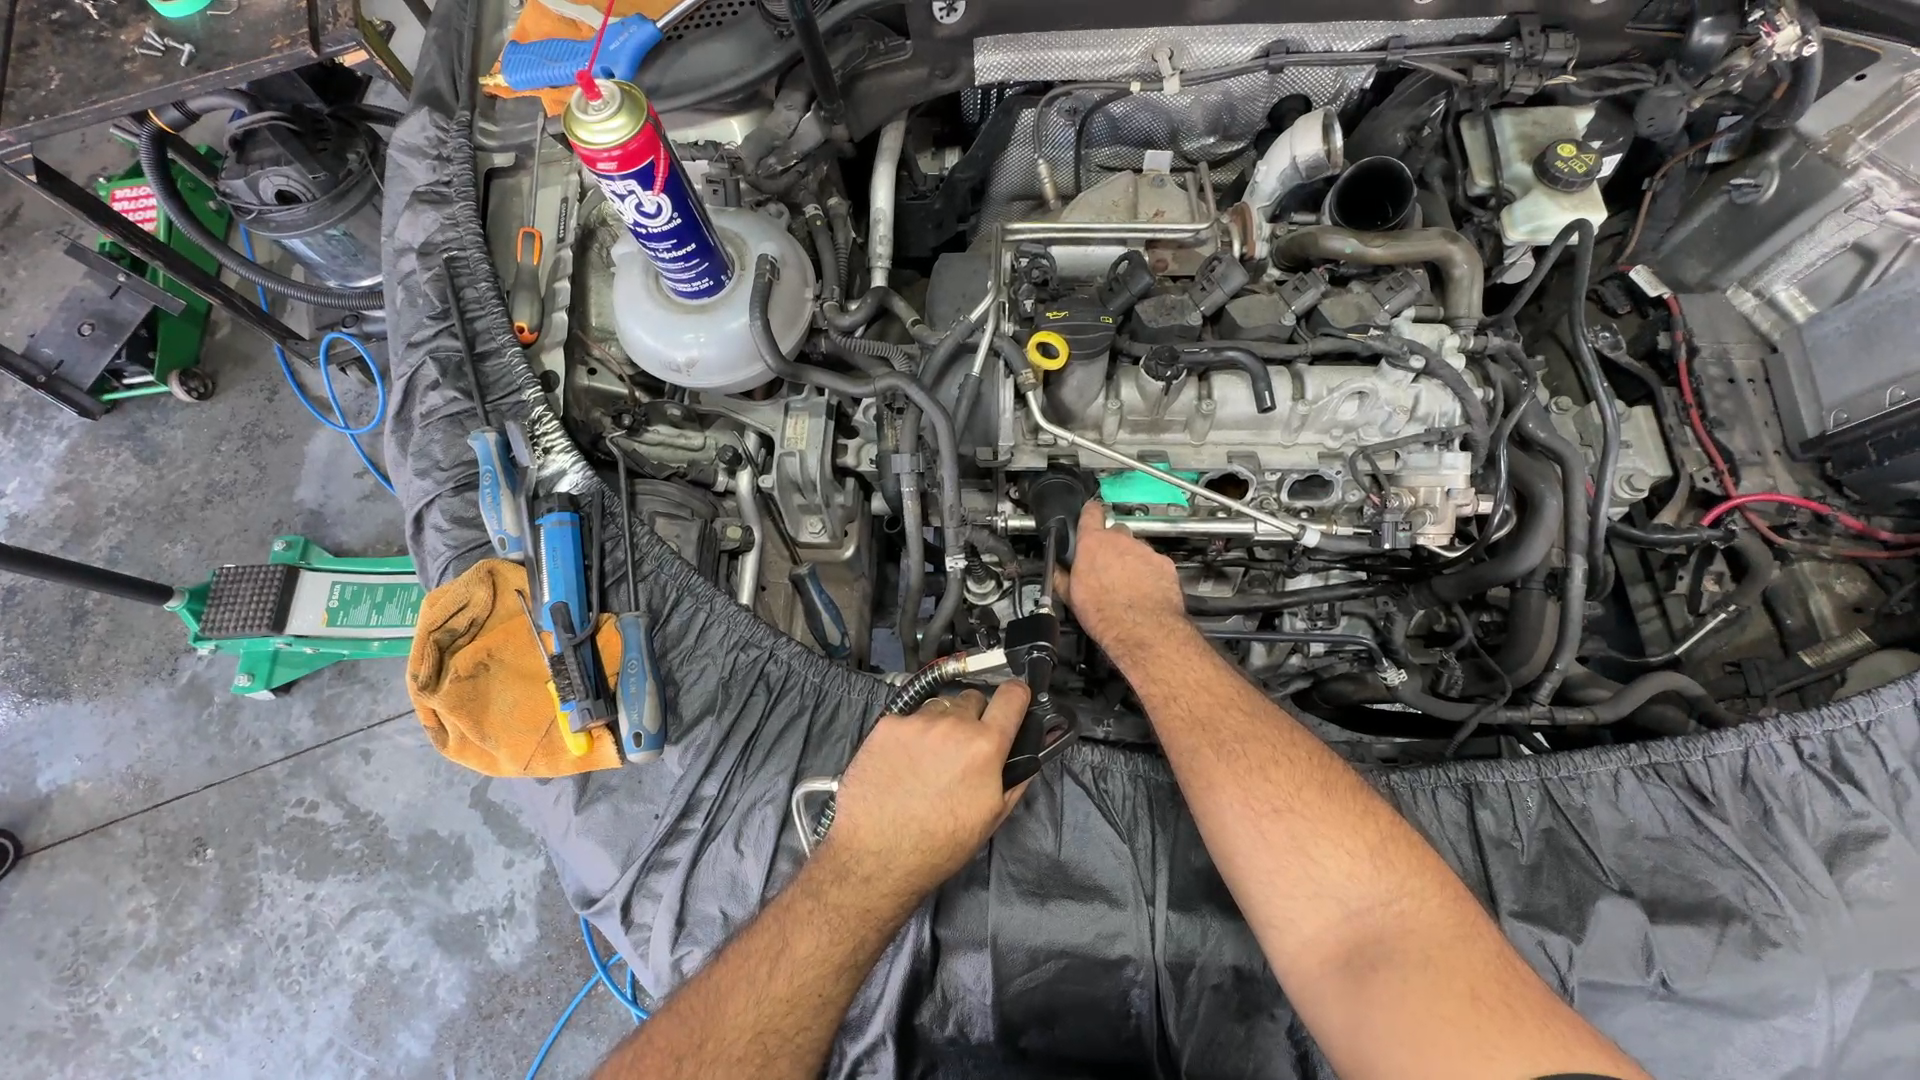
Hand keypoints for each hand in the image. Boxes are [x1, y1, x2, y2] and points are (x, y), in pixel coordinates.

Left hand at [824, 682, 1032, 901]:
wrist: (877, 855)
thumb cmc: (940, 844)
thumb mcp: (992, 817)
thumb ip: (1015, 777)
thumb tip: (1030, 752)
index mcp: (985, 745)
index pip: (1012, 696)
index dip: (1016, 696)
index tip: (1013, 702)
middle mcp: (953, 724)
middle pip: (973, 699)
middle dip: (973, 718)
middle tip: (962, 748)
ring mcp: (916, 722)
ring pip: (939, 707)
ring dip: (941, 723)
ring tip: (929, 758)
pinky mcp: (886, 725)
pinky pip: (908, 718)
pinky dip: (910, 734)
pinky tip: (902, 762)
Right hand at [1056, 500, 1186, 657]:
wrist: (1143, 630)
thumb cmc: (1106, 615)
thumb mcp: (1072, 597)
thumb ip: (1063, 576)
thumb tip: (1057, 571)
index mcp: (1093, 544)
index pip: (1091, 512)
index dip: (1090, 513)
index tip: (1090, 516)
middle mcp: (1120, 541)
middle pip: (1115, 532)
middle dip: (1111, 545)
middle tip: (1106, 567)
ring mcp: (1144, 550)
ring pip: (1136, 548)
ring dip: (1130, 560)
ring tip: (1126, 584)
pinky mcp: (1164, 563)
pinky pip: (1154, 562)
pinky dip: (1149, 572)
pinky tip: (1143, 590)